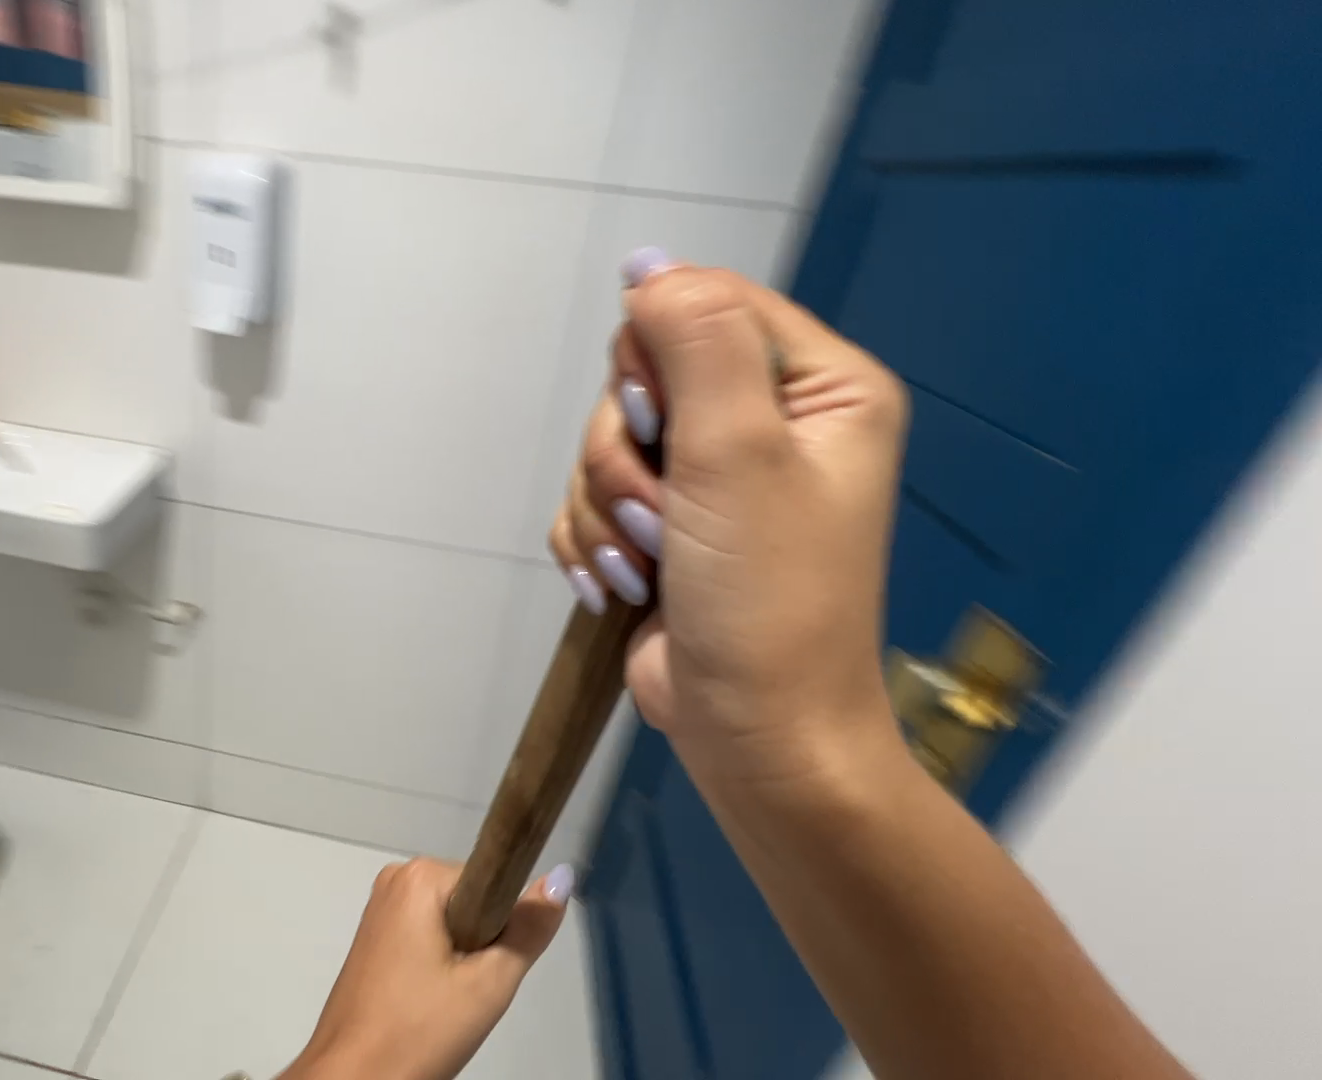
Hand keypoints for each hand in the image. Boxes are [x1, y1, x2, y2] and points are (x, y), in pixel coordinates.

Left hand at [280, 858, 572, 1079]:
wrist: (351, 1077)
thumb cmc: (418, 1029)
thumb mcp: (488, 985)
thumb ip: (529, 930)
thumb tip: (562, 876)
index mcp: (421, 875)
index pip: (493, 882)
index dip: (501, 926)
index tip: (485, 965)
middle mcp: (397, 876)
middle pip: (473, 900)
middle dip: (481, 944)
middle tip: (466, 990)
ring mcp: (382, 903)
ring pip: (452, 920)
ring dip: (461, 957)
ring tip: (444, 998)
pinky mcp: (375, 930)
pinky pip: (427, 933)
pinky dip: (438, 963)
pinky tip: (427, 997)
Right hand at [549, 256, 909, 787]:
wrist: (751, 732)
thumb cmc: (767, 598)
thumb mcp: (738, 455)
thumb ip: (697, 342)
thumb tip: (648, 266)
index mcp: (813, 390)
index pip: (706, 310)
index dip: (656, 359)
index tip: (660, 422)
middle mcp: (759, 427)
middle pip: (638, 384)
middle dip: (624, 459)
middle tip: (658, 517)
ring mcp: (701, 485)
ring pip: (602, 450)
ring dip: (604, 514)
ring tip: (645, 569)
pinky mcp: (655, 533)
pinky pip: (586, 505)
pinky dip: (588, 545)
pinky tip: (618, 587)